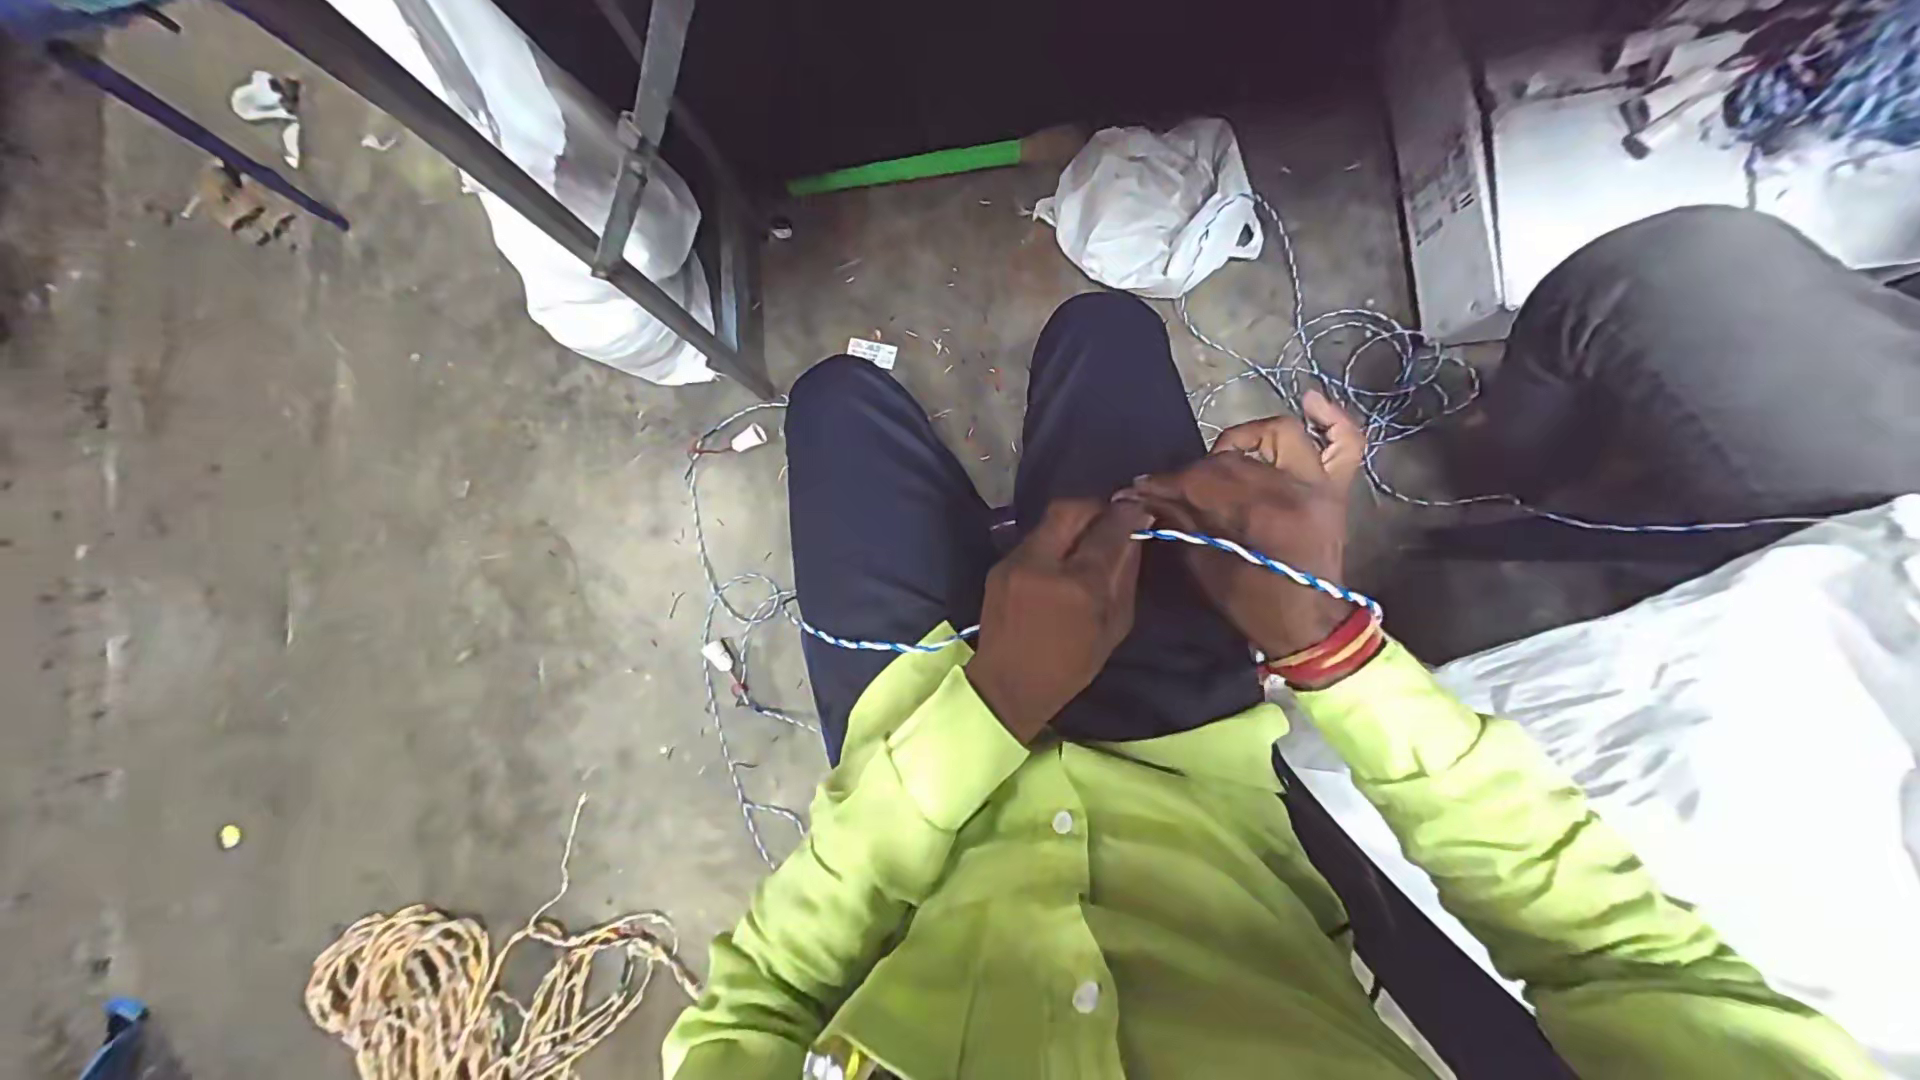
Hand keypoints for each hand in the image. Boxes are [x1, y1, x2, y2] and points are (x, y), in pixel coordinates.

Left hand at [967, 498, 1152, 742]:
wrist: (1007, 684)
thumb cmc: (1069, 666)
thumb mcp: (1113, 627)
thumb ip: (1125, 576)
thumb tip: (1134, 537)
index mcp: (1077, 586)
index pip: (1107, 530)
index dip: (1127, 514)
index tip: (1139, 510)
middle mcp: (1042, 565)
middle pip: (1070, 509)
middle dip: (1095, 507)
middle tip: (1110, 519)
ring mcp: (1014, 562)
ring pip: (1049, 521)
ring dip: (1073, 523)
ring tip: (1086, 540)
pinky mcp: (998, 566)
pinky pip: (1033, 540)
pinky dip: (1053, 541)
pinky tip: (1060, 560)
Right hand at [1122, 390, 1364, 657]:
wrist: (1308, 625)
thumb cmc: (1252, 603)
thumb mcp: (1205, 566)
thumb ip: (1180, 522)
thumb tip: (1146, 496)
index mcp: (1256, 516)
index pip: (1199, 481)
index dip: (1162, 483)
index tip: (1136, 489)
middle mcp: (1290, 490)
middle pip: (1229, 460)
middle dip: (1192, 472)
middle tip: (1171, 488)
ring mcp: (1318, 485)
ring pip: (1279, 434)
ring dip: (1243, 439)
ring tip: (1224, 456)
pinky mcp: (1335, 488)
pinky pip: (1345, 441)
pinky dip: (1329, 417)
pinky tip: (1309, 399)